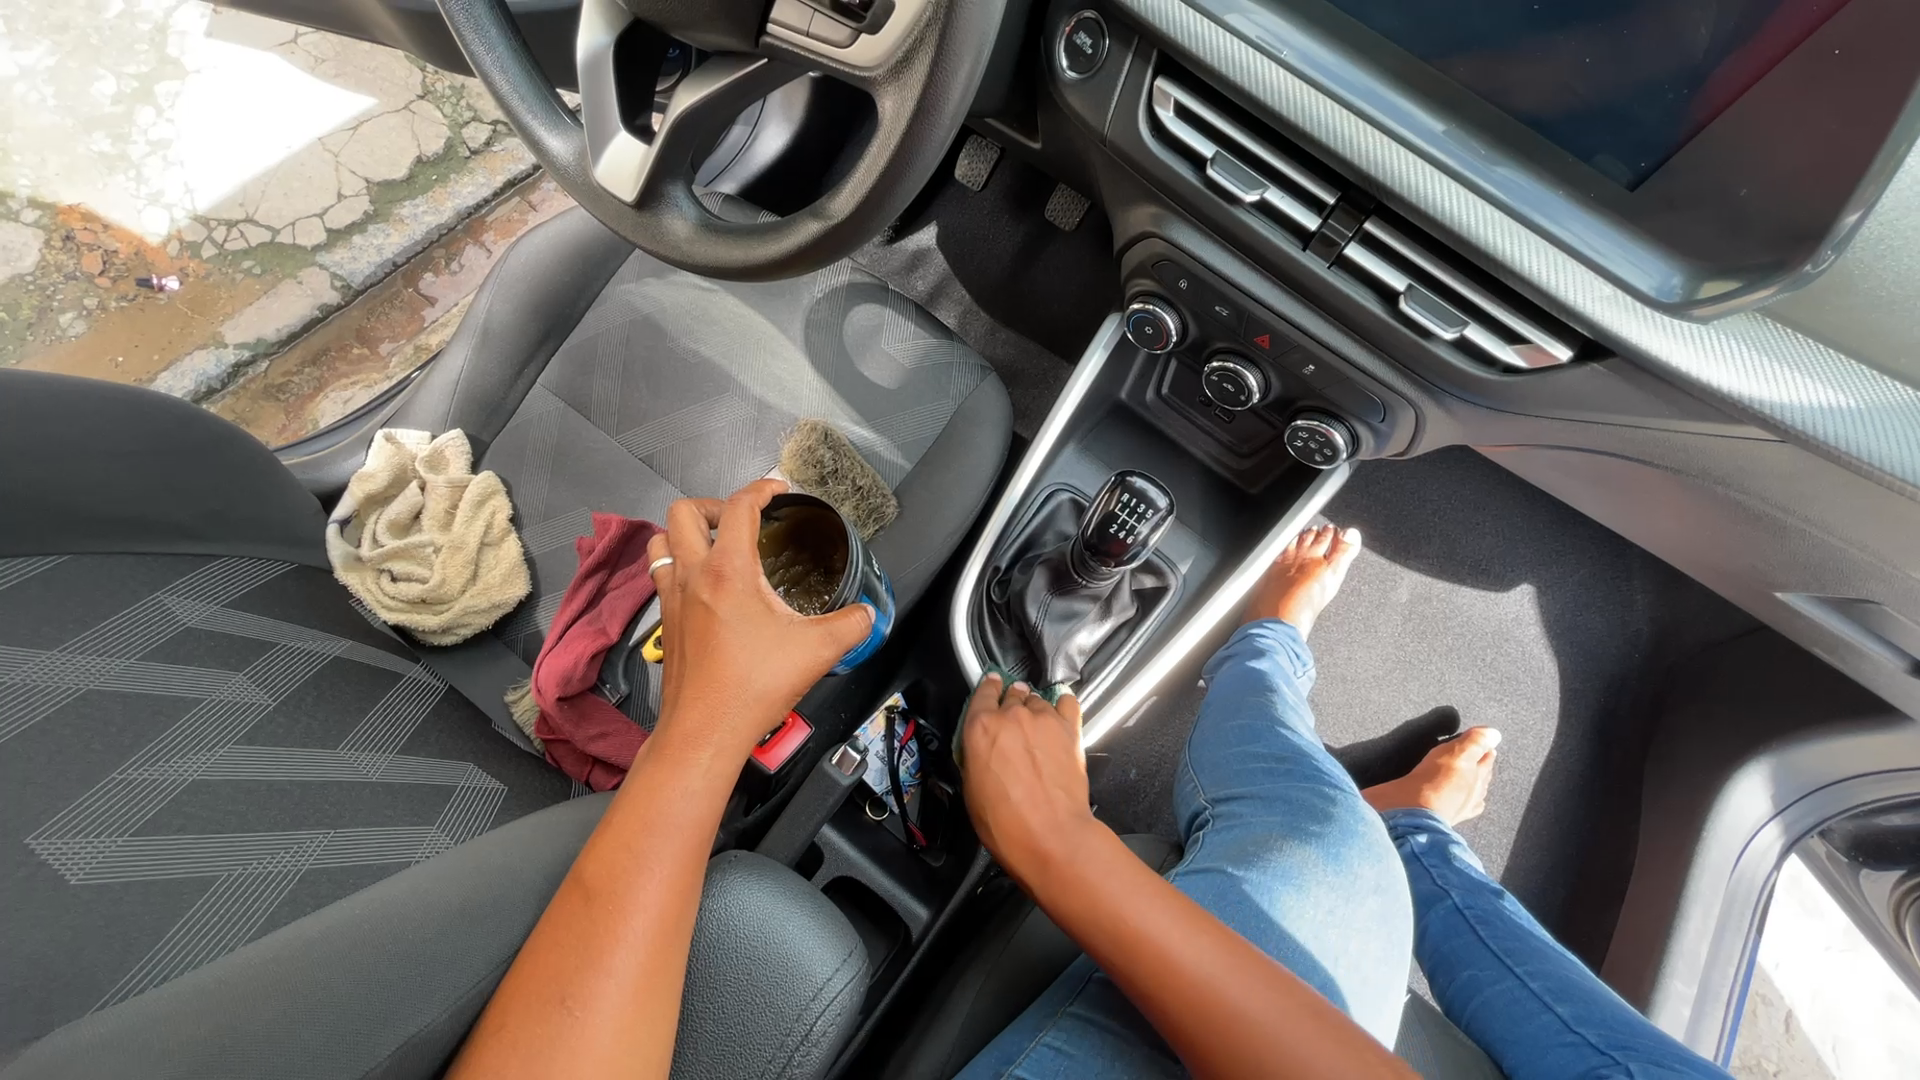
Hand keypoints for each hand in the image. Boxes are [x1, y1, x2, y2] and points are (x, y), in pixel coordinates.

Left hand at [646, 479, 873, 760]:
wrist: (704, 731)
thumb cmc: (756, 684)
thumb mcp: (818, 650)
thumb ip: (851, 625)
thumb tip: (868, 614)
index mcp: (728, 570)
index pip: (737, 507)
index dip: (761, 489)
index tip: (779, 491)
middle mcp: (692, 576)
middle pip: (683, 512)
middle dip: (714, 505)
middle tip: (743, 523)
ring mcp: (671, 600)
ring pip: (662, 543)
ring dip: (687, 535)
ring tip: (718, 548)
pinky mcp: (664, 624)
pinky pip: (663, 577)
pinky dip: (681, 568)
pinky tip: (708, 591)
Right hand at [958, 675, 1100, 882]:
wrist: (1051, 836)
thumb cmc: (1008, 823)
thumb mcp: (971, 790)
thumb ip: (975, 757)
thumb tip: (981, 752)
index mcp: (980, 728)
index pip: (982, 692)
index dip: (988, 688)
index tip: (991, 685)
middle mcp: (1011, 715)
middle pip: (1011, 693)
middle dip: (1011, 701)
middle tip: (1012, 718)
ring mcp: (1043, 719)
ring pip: (1037, 699)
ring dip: (1034, 708)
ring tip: (1036, 725)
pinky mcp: (1069, 729)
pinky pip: (1067, 702)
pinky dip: (1063, 704)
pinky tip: (1061, 711)